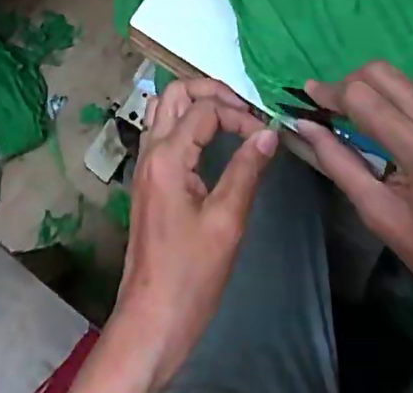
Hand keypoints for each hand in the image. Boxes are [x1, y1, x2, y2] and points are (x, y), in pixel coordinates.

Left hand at [74, 78, 278, 392]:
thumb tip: (268, 133)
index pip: (204, 109)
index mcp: (167, 157)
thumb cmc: (190, 275)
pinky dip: (185, 122)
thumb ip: (246, 170)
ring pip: (164, 108)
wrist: (151, 320)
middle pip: (175, 93)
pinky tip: (208, 140)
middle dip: (211, 91)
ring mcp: (145, 165)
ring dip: (195, 103)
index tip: (264, 135)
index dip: (239, 114)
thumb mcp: (226, 221)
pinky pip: (161, 131)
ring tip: (229, 118)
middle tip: (243, 111)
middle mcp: (150, 152)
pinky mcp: (147, 180)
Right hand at [293, 61, 412, 392]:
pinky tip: (395, 134)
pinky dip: (404, 107)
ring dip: (378, 92)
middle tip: (331, 106)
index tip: (308, 98)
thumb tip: (304, 126)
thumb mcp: (380, 216)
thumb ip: (338, 163)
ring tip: (358, 117)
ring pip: (409, 83)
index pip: (365, 96)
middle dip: (352, 82)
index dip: (331, 92)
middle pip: (386, 73)